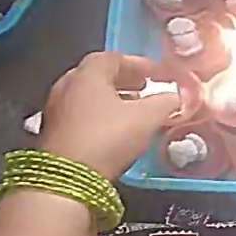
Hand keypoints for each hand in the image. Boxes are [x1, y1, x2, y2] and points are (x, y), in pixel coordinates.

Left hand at [37, 52, 182, 178]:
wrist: (69, 178)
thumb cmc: (109, 137)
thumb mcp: (147, 118)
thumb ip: (166, 103)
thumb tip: (180, 96)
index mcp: (88, 74)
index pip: (114, 57)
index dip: (139, 63)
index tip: (158, 74)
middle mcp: (68, 85)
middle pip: (99, 76)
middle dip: (126, 80)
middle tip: (147, 88)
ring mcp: (57, 109)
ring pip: (90, 96)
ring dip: (114, 99)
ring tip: (136, 109)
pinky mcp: (55, 132)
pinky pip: (83, 114)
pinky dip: (102, 115)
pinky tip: (118, 129)